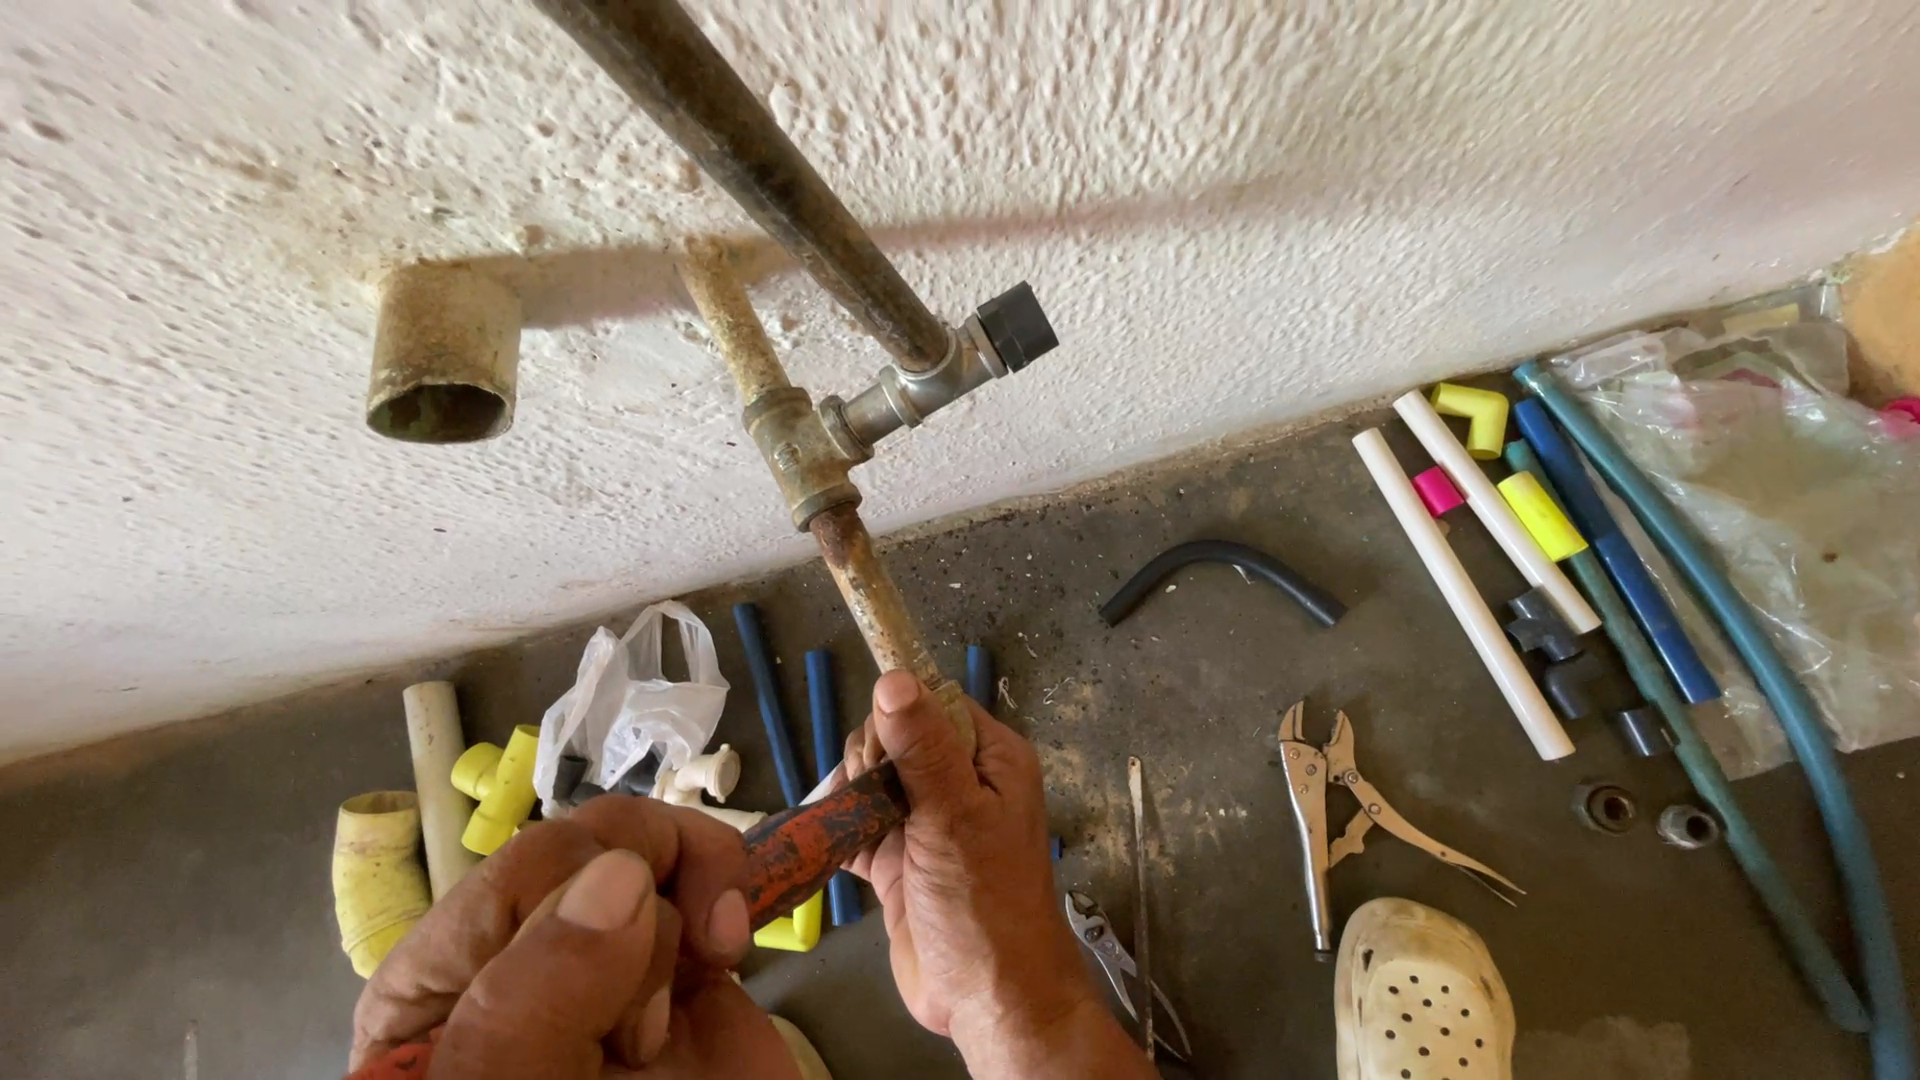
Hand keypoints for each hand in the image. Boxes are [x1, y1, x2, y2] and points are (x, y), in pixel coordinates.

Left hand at [349, 796, 797, 1078]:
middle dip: (647, 899)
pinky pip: (704, 868)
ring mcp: (613, 951)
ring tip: (715, 953)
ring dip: (696, 881)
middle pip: (592, 839)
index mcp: (450, 982)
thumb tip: (621, 876)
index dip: (589, 907)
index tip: (621, 1010)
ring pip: (651, 839)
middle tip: (662, 1001)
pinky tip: (729, 943)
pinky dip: (727, 881)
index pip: (523, 868)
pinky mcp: (685, 959)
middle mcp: (528, 951)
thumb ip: (536, 1005)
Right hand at [838, 672, 1095, 1043]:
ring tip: (856, 823)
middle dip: (872, 760)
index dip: (902, 714)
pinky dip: (839, 826)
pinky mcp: (896, 857)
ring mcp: (925, 821)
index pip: (936, 705)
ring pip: (871, 779)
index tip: (884, 749)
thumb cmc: (984, 900)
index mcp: (990, 759)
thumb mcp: (955, 814)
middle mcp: (958, 782)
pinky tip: (830, 836)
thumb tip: (892, 678)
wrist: (986, 999)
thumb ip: (922, 747)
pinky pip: (857, 822)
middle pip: (895, 738)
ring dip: (851, 793)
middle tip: (877, 798)